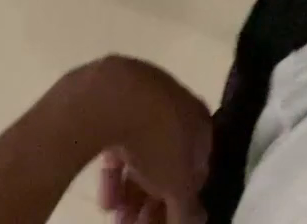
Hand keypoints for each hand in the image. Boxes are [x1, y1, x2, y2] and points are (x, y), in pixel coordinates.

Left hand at [64, 56, 210, 223]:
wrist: (112, 96)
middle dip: (152, 201)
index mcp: (200, 121)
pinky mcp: (115, 103)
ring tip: (115, 217)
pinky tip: (105, 198)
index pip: (198, 169)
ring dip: (131, 193)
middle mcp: (178, 107)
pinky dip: (115, 172)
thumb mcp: (177, 183)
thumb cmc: (156, 138)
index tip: (166, 222)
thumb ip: (187, 208)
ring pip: (142, 154)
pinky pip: (120, 142)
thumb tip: (195, 222)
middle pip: (167, 163)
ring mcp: (145, 102)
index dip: (182, 202)